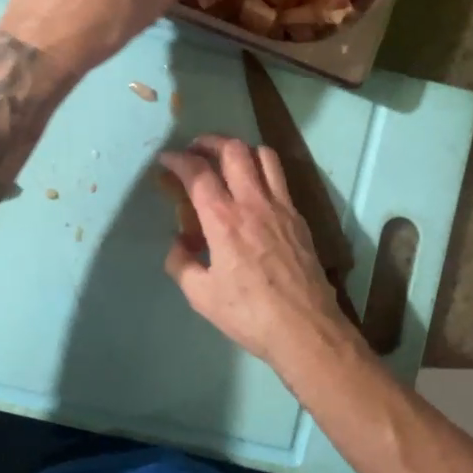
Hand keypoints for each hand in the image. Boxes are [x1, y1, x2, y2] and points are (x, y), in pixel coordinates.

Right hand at [159, 135, 355, 368]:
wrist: (305, 329)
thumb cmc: (249, 314)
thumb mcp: (201, 296)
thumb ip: (181, 263)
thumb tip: (179, 243)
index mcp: (223, 219)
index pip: (197, 172)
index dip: (177, 159)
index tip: (166, 159)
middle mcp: (252, 202)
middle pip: (233, 150)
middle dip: (210, 142)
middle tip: (196, 151)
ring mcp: (280, 206)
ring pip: (263, 155)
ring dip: (241, 150)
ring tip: (227, 161)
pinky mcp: (298, 217)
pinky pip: (280, 178)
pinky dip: (262, 170)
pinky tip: (253, 190)